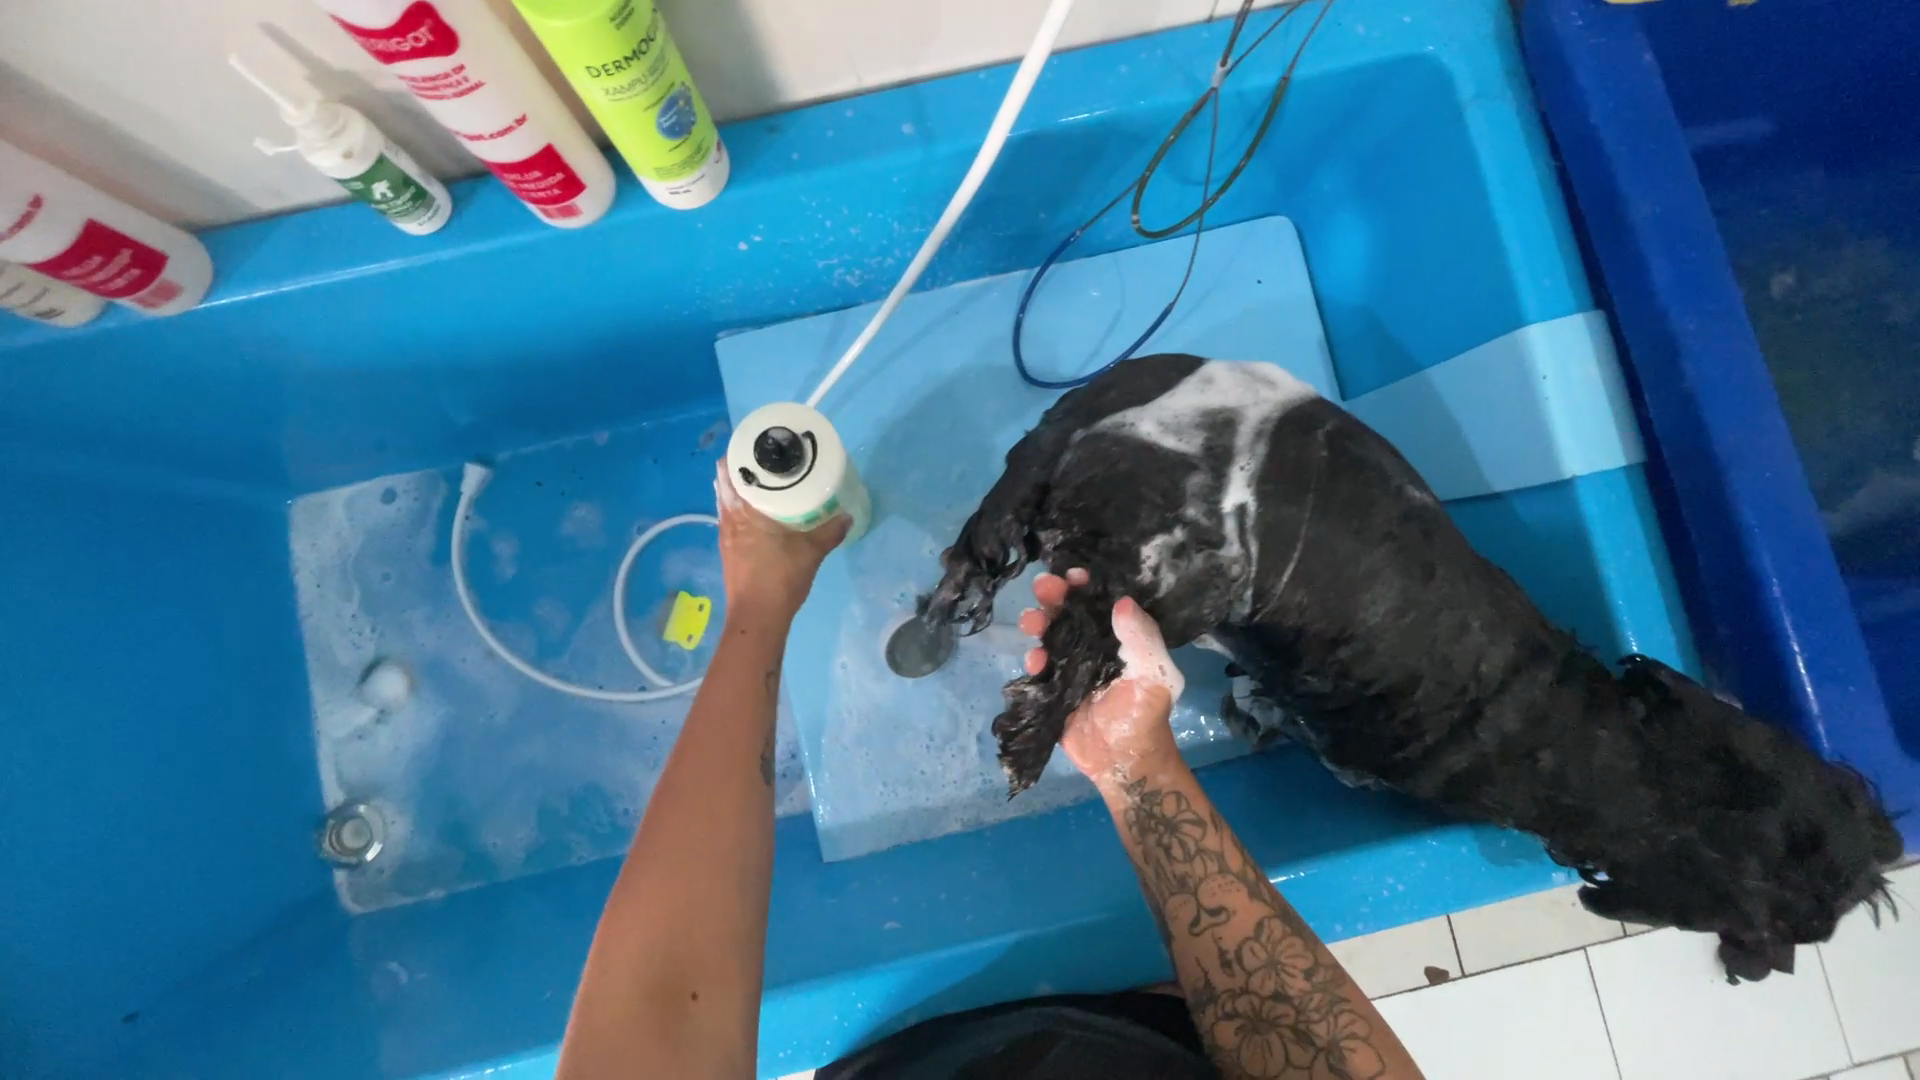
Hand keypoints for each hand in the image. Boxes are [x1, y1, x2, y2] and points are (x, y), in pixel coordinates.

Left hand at [714, 461, 849, 621]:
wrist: (757, 617)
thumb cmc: (779, 579)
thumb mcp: (811, 552)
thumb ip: (829, 532)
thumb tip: (846, 516)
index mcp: (744, 510)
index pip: (731, 470)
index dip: (739, 452)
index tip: (756, 442)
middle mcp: (729, 517)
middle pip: (726, 482)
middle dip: (742, 468)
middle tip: (766, 459)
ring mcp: (725, 534)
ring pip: (728, 500)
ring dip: (741, 489)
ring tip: (765, 482)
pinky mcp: (729, 549)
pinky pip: (732, 517)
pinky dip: (743, 508)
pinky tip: (761, 513)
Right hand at [1019, 570, 1183, 789]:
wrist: (1125, 763)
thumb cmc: (1145, 716)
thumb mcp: (1155, 675)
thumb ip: (1143, 639)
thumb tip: (1122, 601)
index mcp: (1119, 637)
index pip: (1100, 602)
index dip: (1085, 585)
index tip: (1074, 574)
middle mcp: (1092, 646)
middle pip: (1068, 612)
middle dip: (1054, 596)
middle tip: (1044, 586)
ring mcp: (1070, 666)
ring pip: (1049, 634)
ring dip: (1037, 622)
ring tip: (1031, 620)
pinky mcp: (1053, 688)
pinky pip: (1039, 667)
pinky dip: (1034, 659)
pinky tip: (1035, 661)